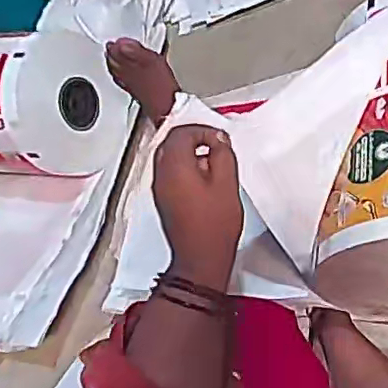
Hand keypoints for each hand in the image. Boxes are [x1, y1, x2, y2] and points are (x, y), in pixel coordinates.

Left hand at [152, 124, 243, 285]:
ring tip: (213, 161)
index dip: (203, 130)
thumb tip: (219, 141)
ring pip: (169, 157)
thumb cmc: (213, 226)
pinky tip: (205, 179)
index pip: (182, 133)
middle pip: (171, 142)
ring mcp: (160, 188)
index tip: (220, 138)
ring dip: (190, 153)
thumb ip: (223, 154)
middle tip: (216, 144)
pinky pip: (170, 173)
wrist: (201, 257)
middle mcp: (161, 175)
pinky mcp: (164, 200)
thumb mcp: (228, 183)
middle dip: (194, 138)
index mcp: (175, 166)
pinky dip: (185, 167)